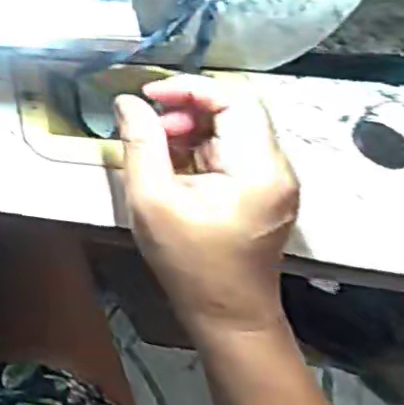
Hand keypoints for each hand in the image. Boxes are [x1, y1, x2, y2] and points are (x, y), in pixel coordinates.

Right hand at [114, 75, 297, 338]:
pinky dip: (196, 146)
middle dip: (185, 108)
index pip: (234, 100)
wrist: (227, 316)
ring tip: (155, 147)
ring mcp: (271, 182)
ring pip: (230, 129)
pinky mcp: (259, 192)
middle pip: (234, 111)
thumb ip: (140, 142)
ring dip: (188, 127)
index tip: (149, 95)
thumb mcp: (151, 198)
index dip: (189, 88)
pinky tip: (170, 165)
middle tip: (148, 126)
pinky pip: (228, 150)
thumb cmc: (190, 262)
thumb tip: (128, 101)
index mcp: (258, 170)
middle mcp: (275, 170)